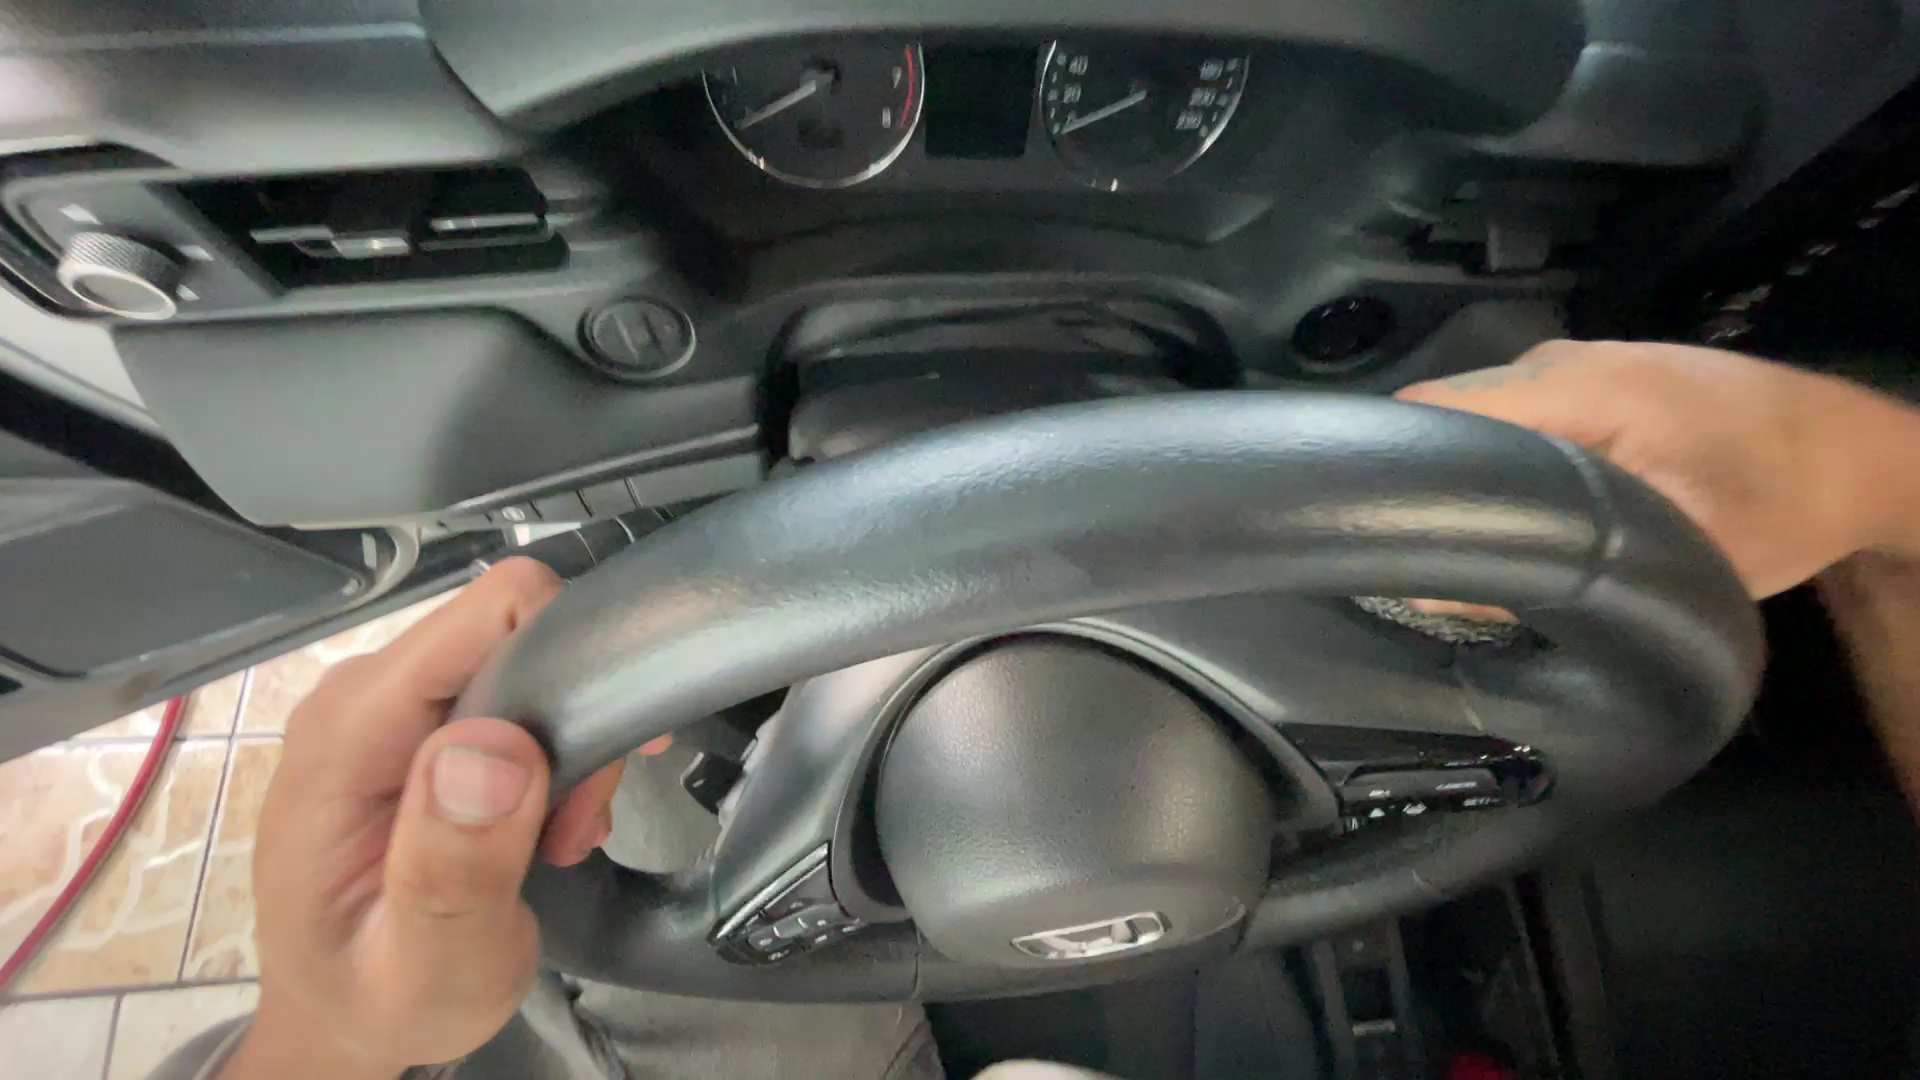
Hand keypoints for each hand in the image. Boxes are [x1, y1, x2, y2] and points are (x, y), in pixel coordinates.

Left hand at [222, 559, 665, 1078]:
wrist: (350, 1021)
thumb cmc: (383, 1003)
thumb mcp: (428, 967)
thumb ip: (455, 866)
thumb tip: (495, 748)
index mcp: (351, 734)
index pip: (489, 613)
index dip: (569, 653)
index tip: (601, 745)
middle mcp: (368, 694)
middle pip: (523, 633)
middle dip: (577, 715)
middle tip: (576, 815)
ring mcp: (397, 701)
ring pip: (536, 660)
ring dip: (575, 742)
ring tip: (563, 830)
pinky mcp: (429, 716)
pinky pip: (526, 688)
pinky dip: (562, 747)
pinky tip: (552, 815)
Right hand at [1398, 340, 1919, 597]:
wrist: (1870, 456)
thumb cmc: (1784, 504)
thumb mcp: (1675, 556)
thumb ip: (1545, 575)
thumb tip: (1426, 594)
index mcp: (1581, 387)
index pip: (1433, 406)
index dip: (1392, 458)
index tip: (1374, 516)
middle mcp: (1556, 358)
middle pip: (1438, 407)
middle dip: (1418, 469)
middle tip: (1418, 538)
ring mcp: (1566, 359)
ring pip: (1465, 409)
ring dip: (1454, 462)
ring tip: (1458, 521)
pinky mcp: (1576, 373)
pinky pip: (1499, 409)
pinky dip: (1486, 450)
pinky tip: (1507, 493)